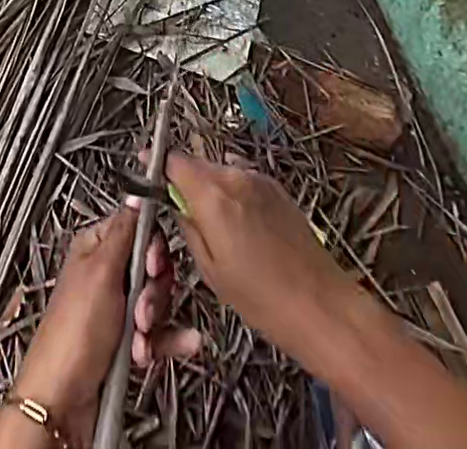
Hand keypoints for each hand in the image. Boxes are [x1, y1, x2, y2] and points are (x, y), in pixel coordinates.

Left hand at [3, 208, 199, 446]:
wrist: (63, 400)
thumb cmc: (71, 335)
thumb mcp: (101, 272)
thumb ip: (124, 231)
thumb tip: (136, 194)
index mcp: (96, 247)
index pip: (138, 228)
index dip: (152, 247)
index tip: (151, 265)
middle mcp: (106, 272)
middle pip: (152, 265)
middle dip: (155, 290)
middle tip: (141, 307)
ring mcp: (117, 305)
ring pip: (158, 299)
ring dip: (159, 319)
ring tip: (142, 336)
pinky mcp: (127, 336)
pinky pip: (160, 330)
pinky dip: (169, 339)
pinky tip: (179, 344)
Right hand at [165, 152, 358, 365]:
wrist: (320, 304)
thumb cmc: (262, 296)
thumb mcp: (208, 268)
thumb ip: (187, 225)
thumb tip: (175, 203)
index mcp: (213, 195)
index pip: (174, 160)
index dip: (156, 163)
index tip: (145, 168)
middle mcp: (236, 177)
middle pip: (196, 163)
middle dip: (183, 179)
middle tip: (179, 207)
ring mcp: (259, 180)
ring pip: (220, 170)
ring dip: (209, 186)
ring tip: (214, 223)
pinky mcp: (277, 188)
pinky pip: (242, 179)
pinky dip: (232, 192)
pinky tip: (239, 224)